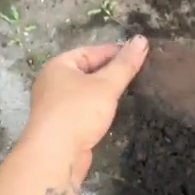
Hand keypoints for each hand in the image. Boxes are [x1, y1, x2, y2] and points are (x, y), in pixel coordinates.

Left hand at [22, 37, 149, 173]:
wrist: (54, 155)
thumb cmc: (78, 112)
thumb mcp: (106, 85)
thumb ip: (125, 64)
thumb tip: (141, 39)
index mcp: (59, 65)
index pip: (92, 51)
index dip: (116, 51)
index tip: (140, 55)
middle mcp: (53, 82)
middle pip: (88, 70)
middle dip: (111, 72)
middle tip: (139, 73)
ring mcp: (56, 104)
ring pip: (86, 91)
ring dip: (105, 91)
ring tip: (131, 90)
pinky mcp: (61, 124)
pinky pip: (84, 108)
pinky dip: (98, 107)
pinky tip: (113, 111)